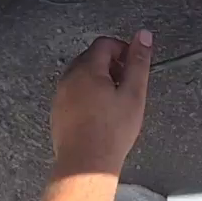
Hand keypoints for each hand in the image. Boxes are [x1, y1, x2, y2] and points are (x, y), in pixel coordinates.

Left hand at [50, 32, 152, 177]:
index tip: (132, 65)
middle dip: (112, 65)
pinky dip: (87, 95)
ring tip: (115, 102)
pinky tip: (100, 115)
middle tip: (126, 84)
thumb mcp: (134, 93)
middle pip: (92, 58)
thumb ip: (138, 62)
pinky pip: (74, 93)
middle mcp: (69, 77)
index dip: (123, 50)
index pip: (105, 43)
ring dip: (99, 80)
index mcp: (87, 69)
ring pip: (82, 76)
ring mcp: (61, 94)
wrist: (86, 164)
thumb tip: (143, 36)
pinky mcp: (58, 111)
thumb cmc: (110, 132)